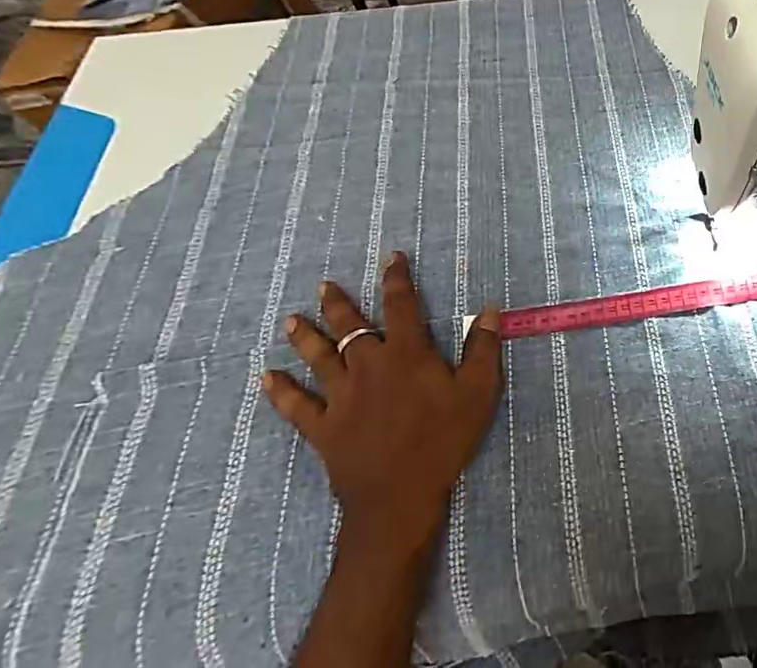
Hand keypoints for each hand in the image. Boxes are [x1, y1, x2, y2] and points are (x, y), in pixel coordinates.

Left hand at [264, 251, 502, 550]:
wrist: (400, 497)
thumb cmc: (443, 441)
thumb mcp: (478, 393)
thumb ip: (482, 348)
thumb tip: (489, 309)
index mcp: (405, 353)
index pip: (400, 305)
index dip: (396, 278)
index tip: (390, 257)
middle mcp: (368, 365)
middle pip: (350, 326)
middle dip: (338, 304)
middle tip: (325, 286)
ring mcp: (341, 396)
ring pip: (318, 358)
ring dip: (305, 337)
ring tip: (291, 320)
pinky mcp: (323, 427)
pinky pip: (296, 407)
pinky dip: (281, 392)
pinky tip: (267, 378)